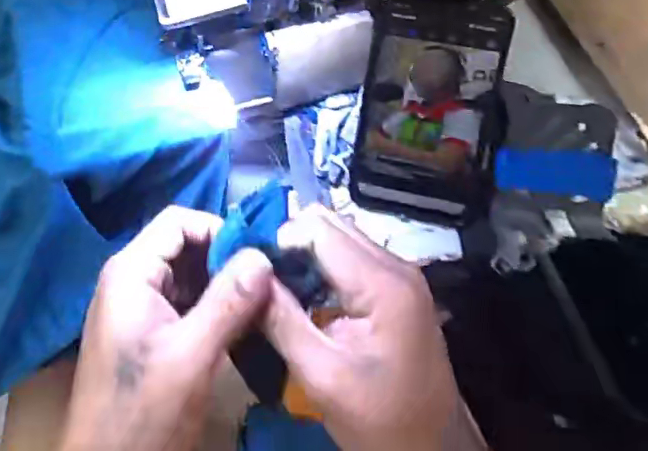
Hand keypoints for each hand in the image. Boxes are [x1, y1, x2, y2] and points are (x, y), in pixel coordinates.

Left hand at [60, 207, 273, 450]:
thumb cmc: (143, 411)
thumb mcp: (192, 356)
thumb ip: (228, 303)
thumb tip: (263, 256)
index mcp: (131, 270)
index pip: (178, 222)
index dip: (218, 230)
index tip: (260, 254)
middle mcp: (130, 278)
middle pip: (183, 246)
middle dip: (225, 259)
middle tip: (269, 280)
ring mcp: (136, 306)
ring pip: (186, 276)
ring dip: (222, 285)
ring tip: (264, 302)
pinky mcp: (146, 332)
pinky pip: (183, 303)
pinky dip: (211, 308)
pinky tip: (242, 325)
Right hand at [262, 206, 466, 450]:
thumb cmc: (382, 423)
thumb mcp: (322, 377)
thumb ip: (282, 319)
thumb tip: (246, 272)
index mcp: (384, 283)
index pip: (317, 228)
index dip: (280, 241)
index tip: (253, 270)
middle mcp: (396, 265)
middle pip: (328, 223)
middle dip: (290, 243)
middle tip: (263, 276)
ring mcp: (400, 274)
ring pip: (337, 234)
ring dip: (304, 252)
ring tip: (278, 285)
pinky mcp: (397, 287)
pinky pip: (349, 254)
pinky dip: (322, 264)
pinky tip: (305, 293)